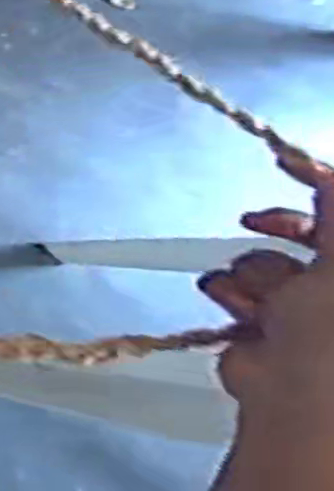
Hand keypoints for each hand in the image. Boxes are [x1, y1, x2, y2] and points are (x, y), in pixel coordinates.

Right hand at [201, 152, 333, 432]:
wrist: (309, 404)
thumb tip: (309, 158)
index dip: (325, 187)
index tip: (284, 161)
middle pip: (322, 240)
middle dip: (285, 231)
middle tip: (258, 223)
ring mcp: (323, 318)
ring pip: (272, 266)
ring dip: (253, 274)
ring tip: (258, 299)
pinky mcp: (280, 330)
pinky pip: (245, 293)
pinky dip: (236, 297)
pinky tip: (244, 313)